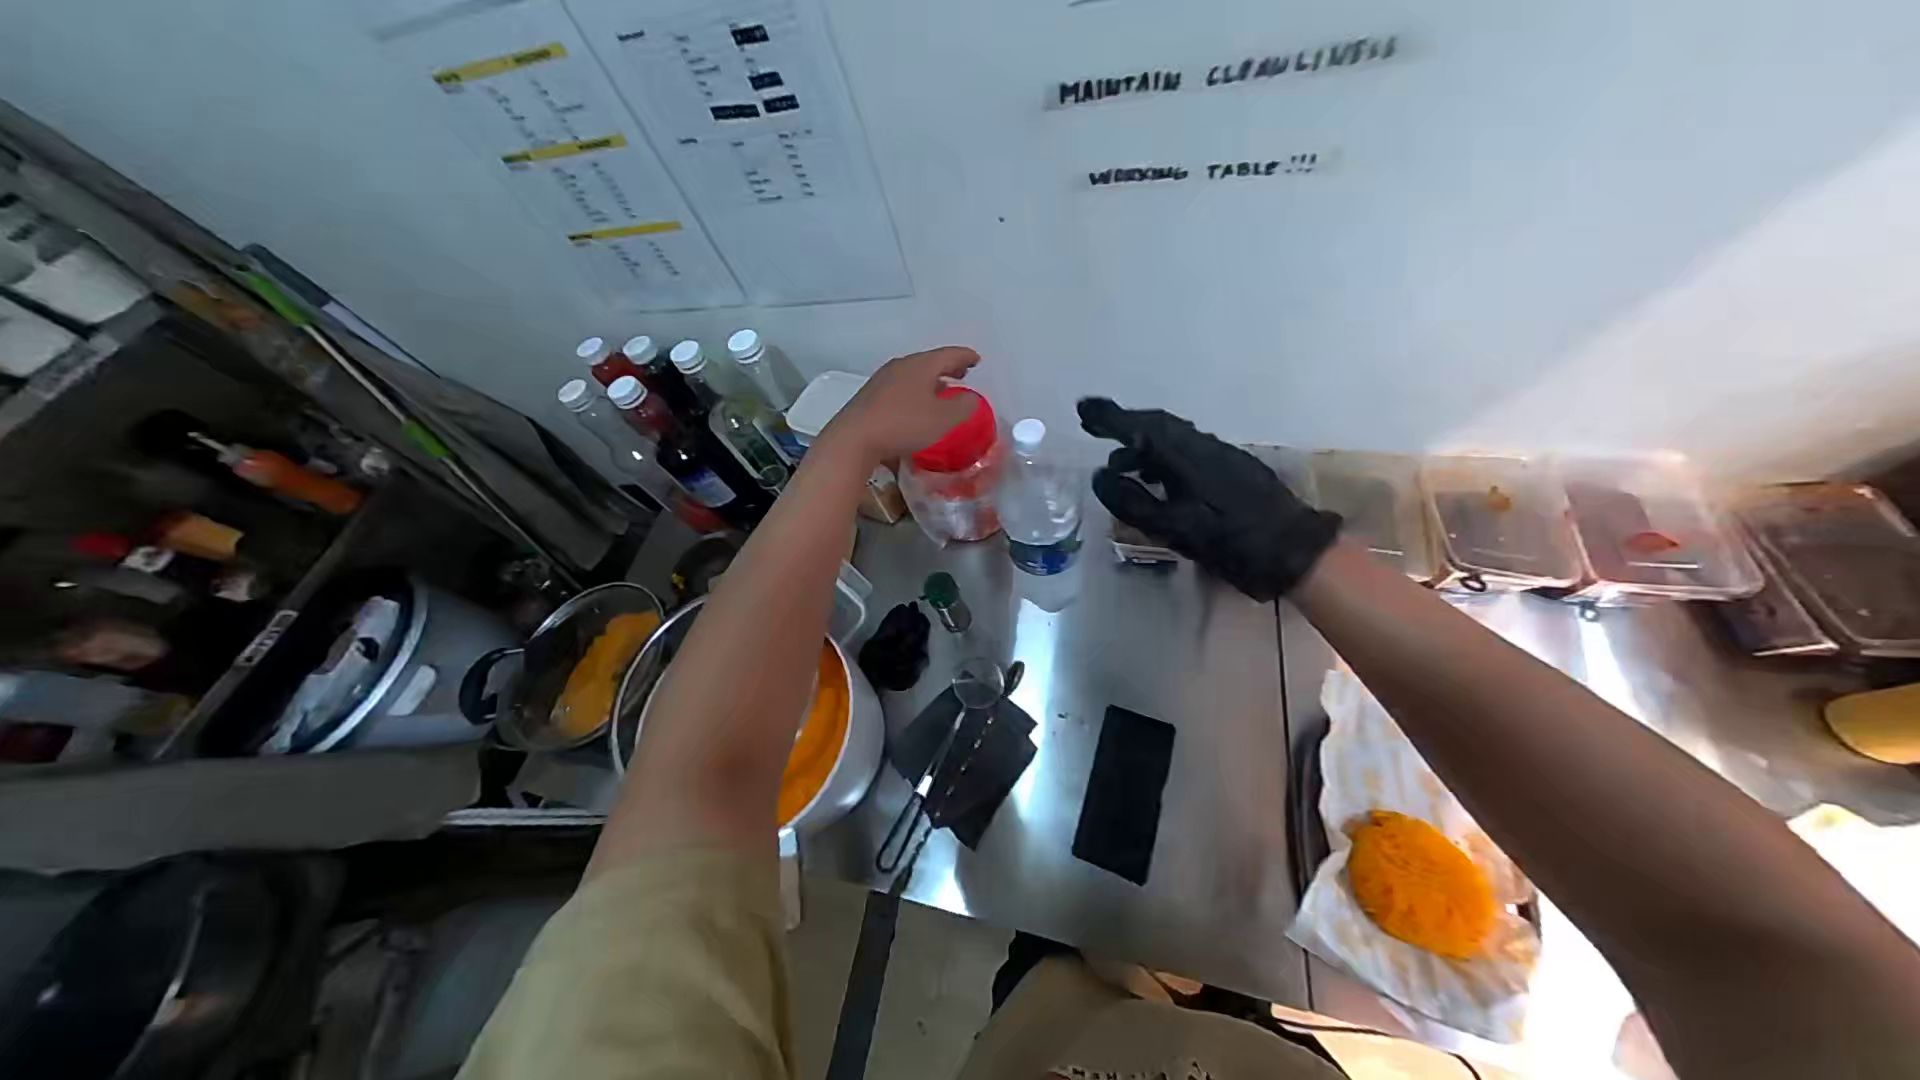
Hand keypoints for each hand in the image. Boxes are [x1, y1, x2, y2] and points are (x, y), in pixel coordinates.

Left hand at [815, 346, 980, 464]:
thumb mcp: (943, 419)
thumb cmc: (904, 425)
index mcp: (920, 365)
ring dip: (931, 380)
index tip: (977, 360)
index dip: (965, 356)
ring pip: (913, 374)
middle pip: (929, 362)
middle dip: (948, 367)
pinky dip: (915, 390)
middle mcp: (900, 366)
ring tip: (942, 390)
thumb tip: (971, 398)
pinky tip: (916, 405)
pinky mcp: (870, 397)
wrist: (854, 439)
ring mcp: (882, 380)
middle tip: (963, 373)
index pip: (949, 354)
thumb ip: (963, 406)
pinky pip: (901, 387)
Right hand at [1078, 397, 1340, 599]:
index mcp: (1188, 457)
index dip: (1111, 417)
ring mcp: (1223, 457)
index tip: (1083, 409)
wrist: (1294, 552)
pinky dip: (1161, 458)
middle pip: (1158, 426)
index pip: (1143, 427)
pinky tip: (1155, 478)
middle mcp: (1205, 447)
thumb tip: (1101, 476)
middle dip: (1124, 425)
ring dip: (1142, 446)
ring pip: (1173, 440)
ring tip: (1119, 465)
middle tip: (1094, 428)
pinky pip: (1186, 452)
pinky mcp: (1233, 469)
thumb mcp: (1173, 528)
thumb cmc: (1230, 542)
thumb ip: (1132, 502)